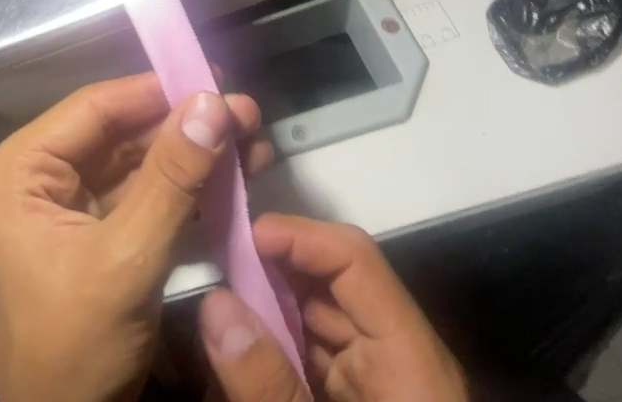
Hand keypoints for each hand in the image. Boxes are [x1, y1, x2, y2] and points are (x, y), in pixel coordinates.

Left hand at [0, 73, 273, 401]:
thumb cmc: (69, 343)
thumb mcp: (124, 259)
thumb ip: (171, 181)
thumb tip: (210, 103)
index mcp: (23, 169)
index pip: (95, 109)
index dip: (156, 91)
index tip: (215, 78)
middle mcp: (40, 177)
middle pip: (121, 135)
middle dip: (185, 126)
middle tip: (247, 114)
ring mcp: (68, 208)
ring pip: (137, 166)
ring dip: (192, 157)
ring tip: (252, 141)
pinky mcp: (95, 238)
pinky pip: (142, 201)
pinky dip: (184, 193)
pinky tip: (230, 180)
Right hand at [198, 215, 467, 401]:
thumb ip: (268, 384)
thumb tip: (214, 303)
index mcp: (412, 361)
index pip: (355, 261)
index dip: (298, 236)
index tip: (238, 238)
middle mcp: (399, 360)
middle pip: (332, 285)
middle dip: (270, 270)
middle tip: (210, 265)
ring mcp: (380, 385)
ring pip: (317, 319)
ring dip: (267, 308)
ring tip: (216, 307)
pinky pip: (314, 357)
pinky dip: (275, 349)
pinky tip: (240, 357)